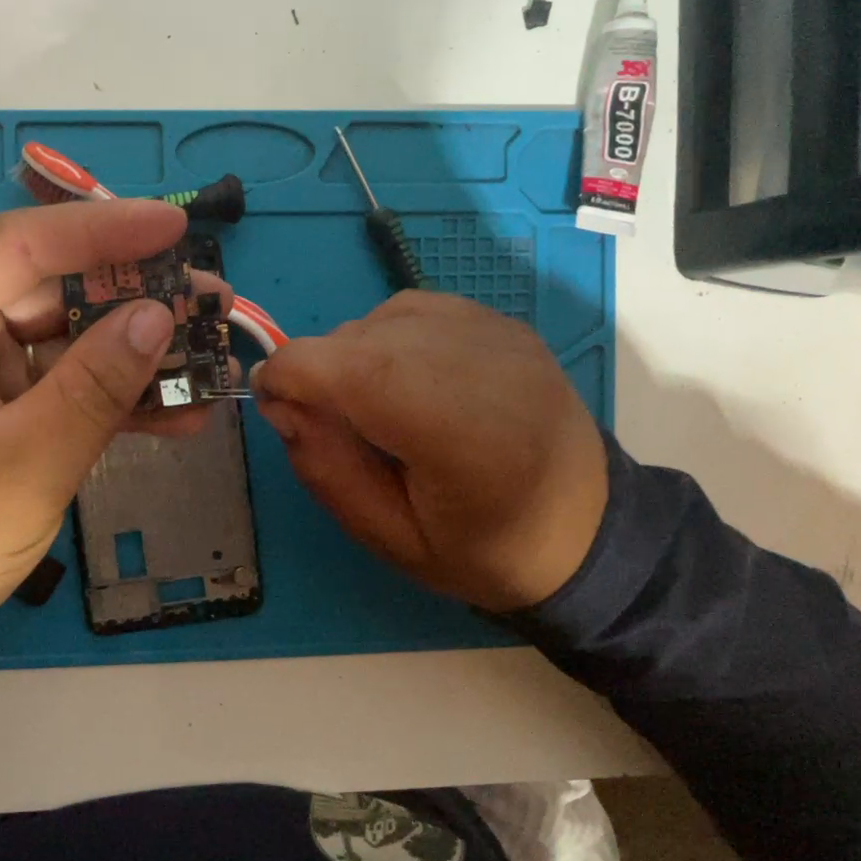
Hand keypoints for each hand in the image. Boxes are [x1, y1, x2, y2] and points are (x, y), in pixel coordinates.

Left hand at [0, 200, 225, 631]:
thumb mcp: (21, 467)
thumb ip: (93, 387)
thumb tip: (159, 316)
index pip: (15, 246)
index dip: (102, 232)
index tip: (176, 229)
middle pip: (49, 282)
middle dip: (133, 292)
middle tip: (212, 299)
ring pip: (67, 327)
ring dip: (137, 344)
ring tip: (213, 349)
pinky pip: (65, 376)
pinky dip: (117, 392)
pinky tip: (181, 409)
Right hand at [250, 291, 607, 612]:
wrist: (588, 531)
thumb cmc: (485, 550)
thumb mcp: (390, 538)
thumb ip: (326, 469)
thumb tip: (281, 404)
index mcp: (457, 432)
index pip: (348, 368)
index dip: (289, 375)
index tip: (272, 406)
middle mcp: (481, 364)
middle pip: (359, 337)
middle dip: (319, 371)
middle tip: (326, 423)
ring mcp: (497, 335)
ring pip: (381, 316)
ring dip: (353, 354)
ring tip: (372, 405)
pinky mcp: (504, 324)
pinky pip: (416, 310)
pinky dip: (388, 337)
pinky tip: (405, 379)